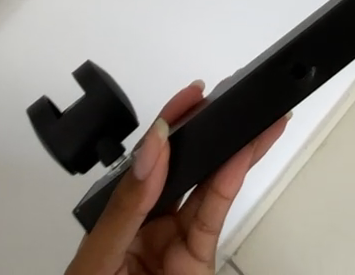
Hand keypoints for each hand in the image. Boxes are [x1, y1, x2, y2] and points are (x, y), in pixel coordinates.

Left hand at [65, 82, 289, 274]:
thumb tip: (152, 152)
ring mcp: (173, 246)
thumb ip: (125, 210)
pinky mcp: (200, 263)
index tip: (190, 98)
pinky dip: (235, 178)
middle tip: (234, 97)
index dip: (167, 126)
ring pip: (209, 184)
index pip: (144, 165)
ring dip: (235, 147)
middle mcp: (143, 230)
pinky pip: (217, 212)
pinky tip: (247, 152)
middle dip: (209, 129)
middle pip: (182, 168)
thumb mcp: (95, 268)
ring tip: (258, 117)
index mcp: (112, 225)